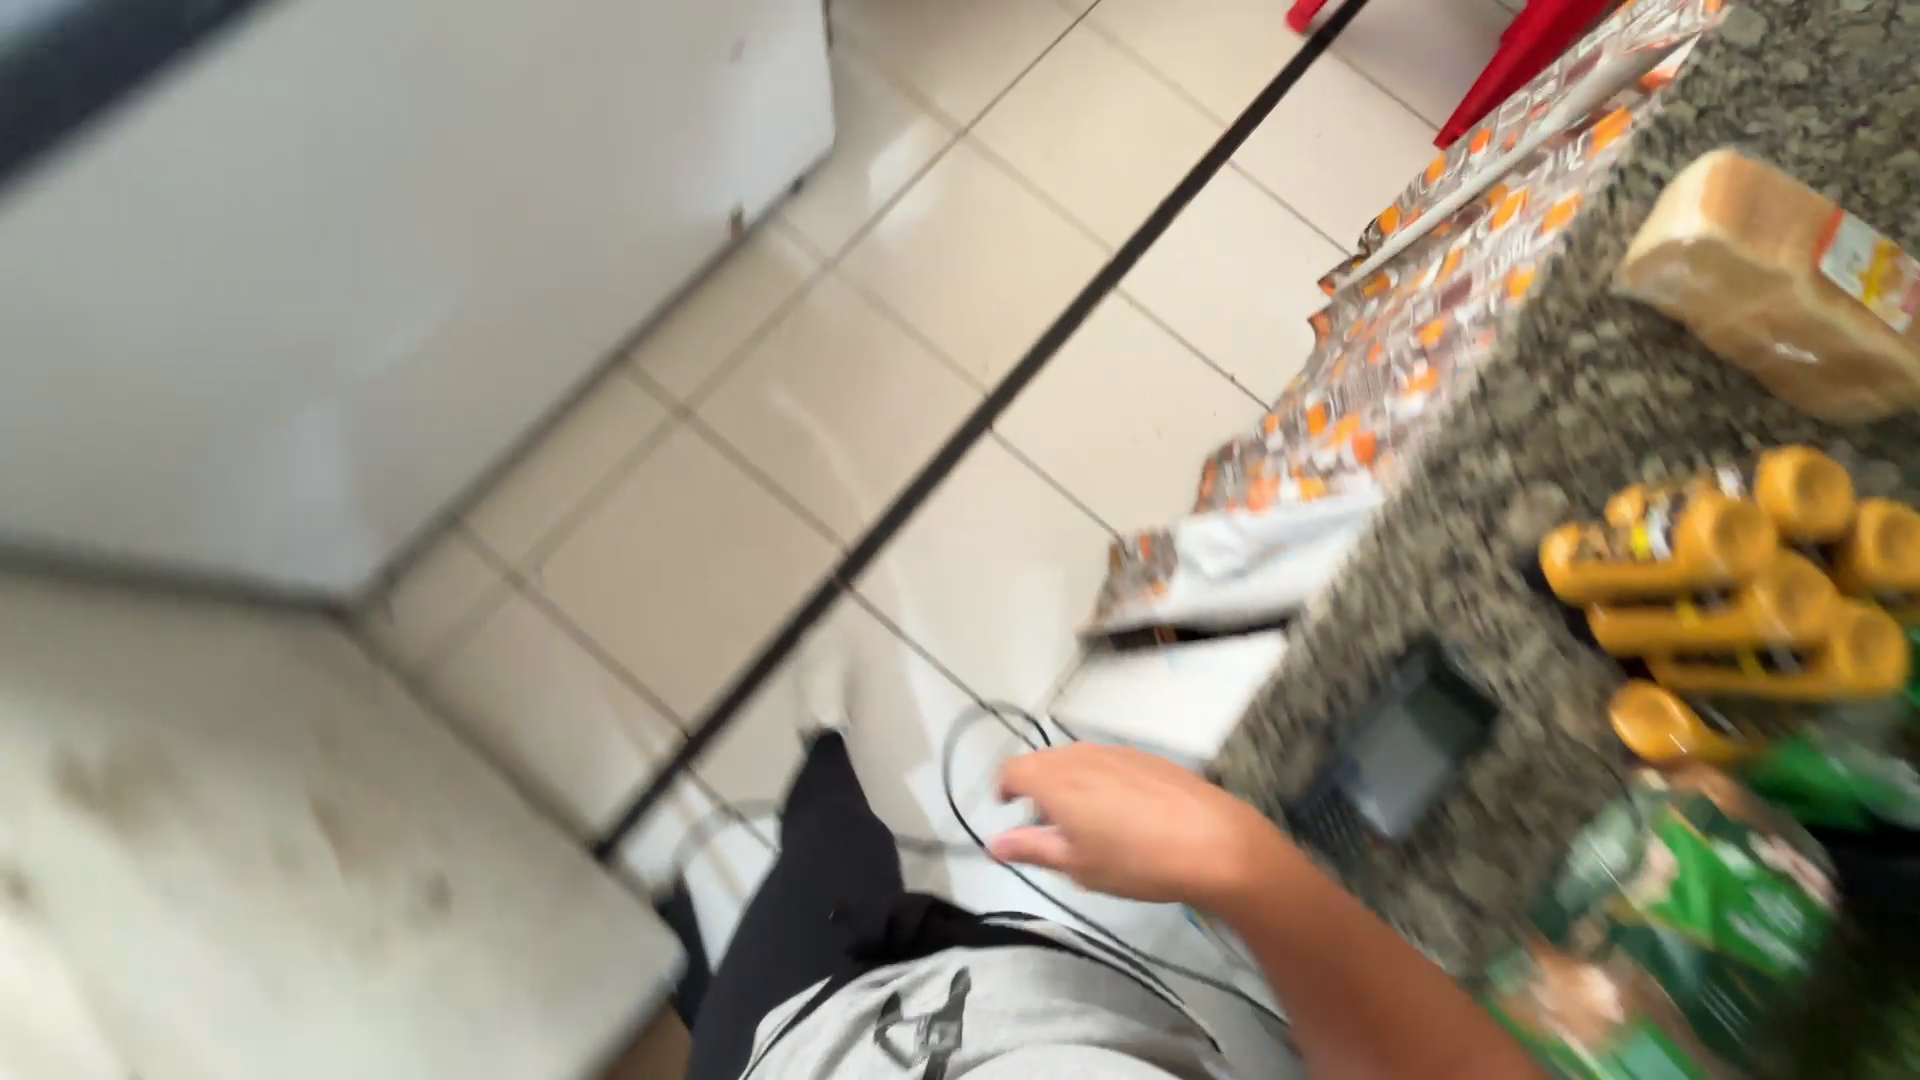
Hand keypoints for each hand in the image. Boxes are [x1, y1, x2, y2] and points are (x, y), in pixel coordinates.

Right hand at [990, 743, 1299, 911]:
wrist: (1214, 843)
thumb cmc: (1136, 861)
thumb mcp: (1077, 865)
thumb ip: (1031, 849)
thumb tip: (994, 843)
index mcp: (1057, 780)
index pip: (1013, 769)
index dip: (1004, 787)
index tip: (1007, 808)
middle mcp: (1081, 756)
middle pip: (1042, 760)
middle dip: (1034, 786)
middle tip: (1045, 824)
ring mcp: (1116, 752)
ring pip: (1074, 758)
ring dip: (1065, 780)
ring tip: (1083, 820)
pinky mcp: (1145, 756)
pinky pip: (1104, 760)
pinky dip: (1095, 778)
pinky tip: (1121, 811)